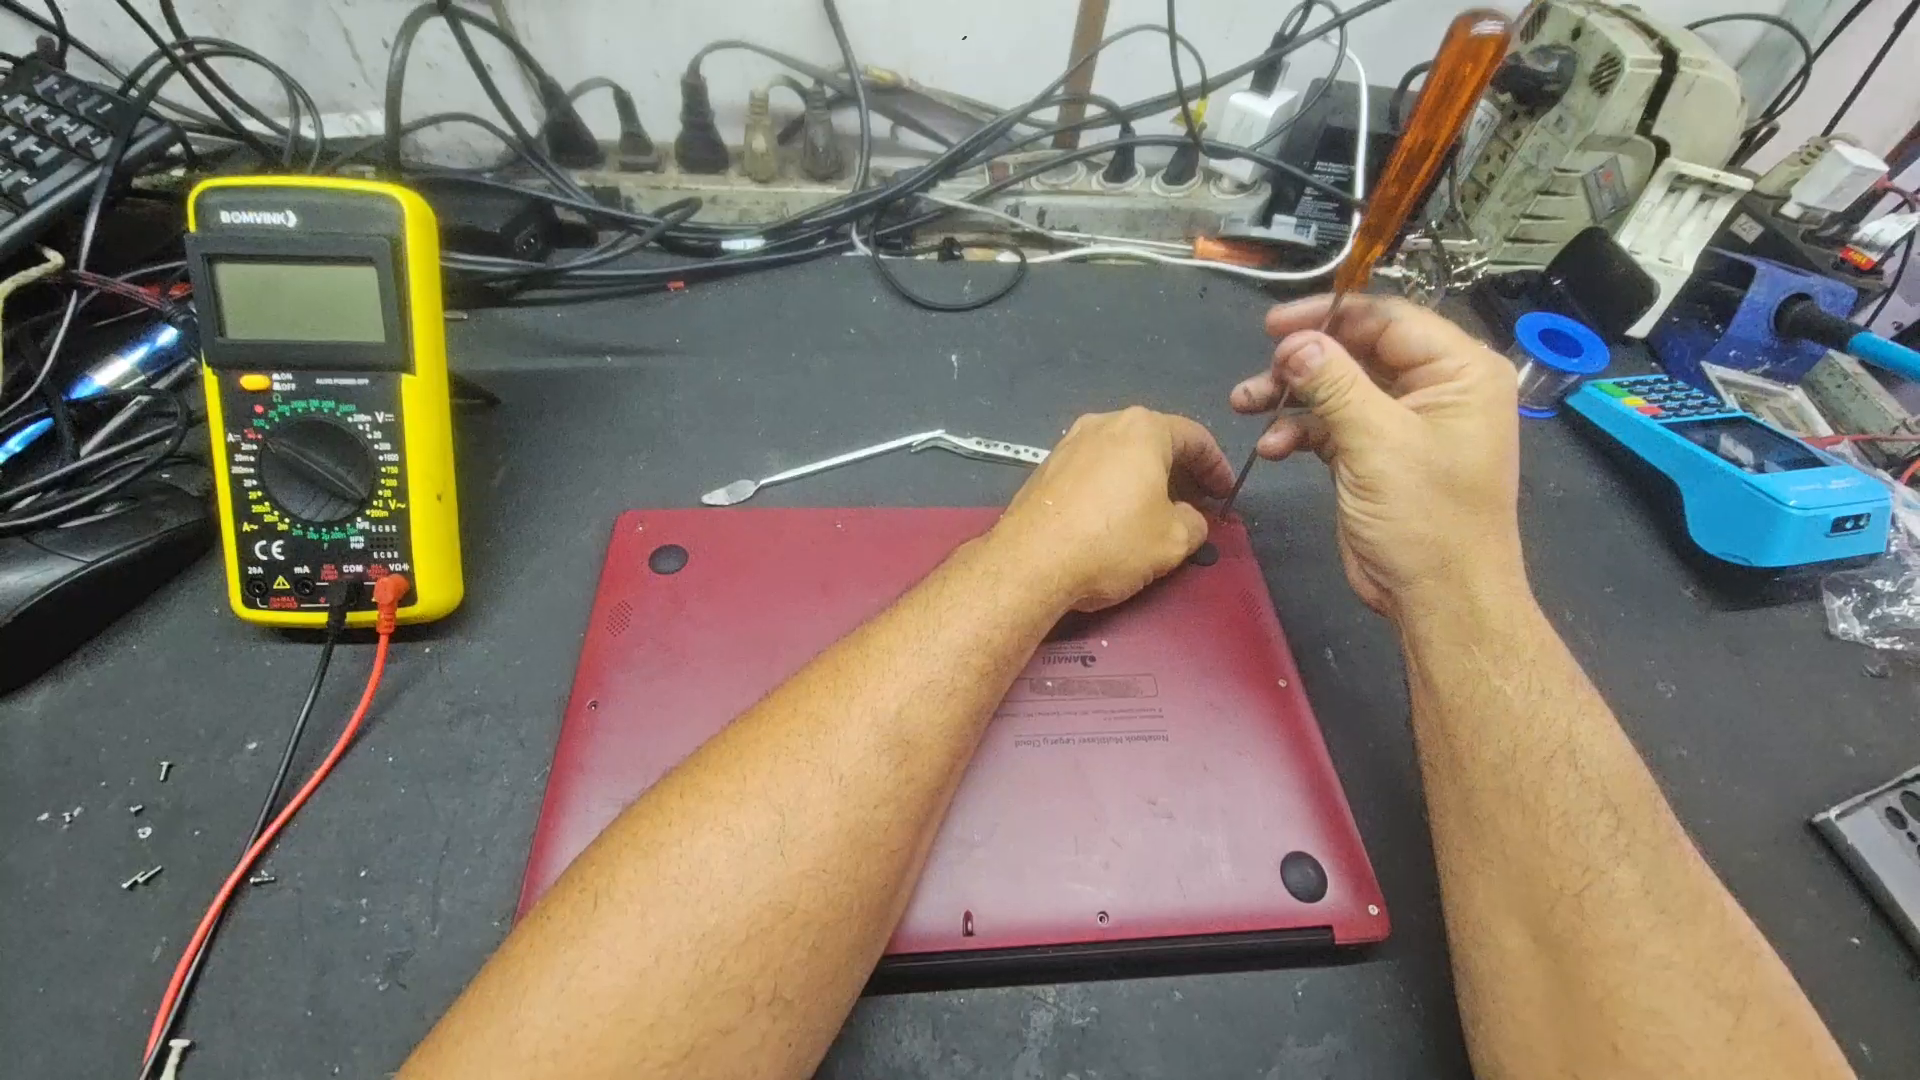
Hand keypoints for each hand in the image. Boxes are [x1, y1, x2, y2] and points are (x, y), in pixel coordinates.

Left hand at [992, 407, 1233, 612]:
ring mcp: (1068, 445)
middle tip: (1196, 501)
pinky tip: (1116, 515)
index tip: (1225, 492)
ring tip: (1158, 510)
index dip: (1216, 466)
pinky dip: (1113, 487)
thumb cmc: (1111, 543)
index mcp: (1141, 428)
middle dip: (1179, 471)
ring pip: (1119, 455)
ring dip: (1144, 478)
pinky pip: (1092, 471)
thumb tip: (1189, 518)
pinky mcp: (1044, 470)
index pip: (1193, 438)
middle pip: (1153, 442)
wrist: (1030, 562)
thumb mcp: (1174, 539)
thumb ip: (1195, 522)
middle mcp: (1102, 424)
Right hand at [1231, 294, 1524, 617]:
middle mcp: (1431, 389)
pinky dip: (1298, 433)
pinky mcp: (1372, 455)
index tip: (1272, 327)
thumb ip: (1334, 384)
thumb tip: (1293, 343)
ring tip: (1243, 404)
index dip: (1329, 317)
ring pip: (1335, 390)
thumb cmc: (1425, 516)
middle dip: (1301, 364)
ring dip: (1288, 398)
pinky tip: (1272, 449)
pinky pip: (1329, 426)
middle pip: (1355, 353)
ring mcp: (1400, 424)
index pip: (1388, 319)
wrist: (1437, 595)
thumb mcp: (1376, 442)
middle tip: (1258, 374)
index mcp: (1456, 372)